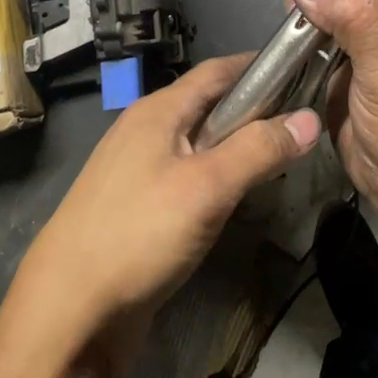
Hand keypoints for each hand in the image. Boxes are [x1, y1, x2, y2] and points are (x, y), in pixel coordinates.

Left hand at [0, 54, 321, 377]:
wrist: (66, 311)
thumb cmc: (138, 234)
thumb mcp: (208, 187)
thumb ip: (259, 150)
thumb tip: (311, 117)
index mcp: (158, 111)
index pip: (217, 70)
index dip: (258, 65)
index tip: (301, 69)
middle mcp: (144, 130)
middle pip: (207, 105)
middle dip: (253, 108)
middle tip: (298, 122)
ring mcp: (135, 170)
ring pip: (196, 143)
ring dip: (234, 145)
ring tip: (274, 159)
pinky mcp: (134, 207)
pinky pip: (184, 176)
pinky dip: (214, 176)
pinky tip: (231, 199)